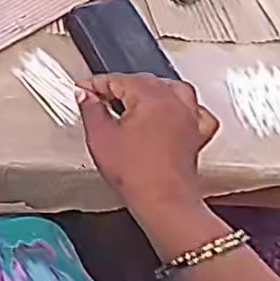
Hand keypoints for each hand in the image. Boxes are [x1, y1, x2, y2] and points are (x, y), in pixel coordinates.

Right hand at [76, 73, 218, 211]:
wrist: (162, 200)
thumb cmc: (137, 173)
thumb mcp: (100, 136)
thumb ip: (91, 110)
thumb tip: (85, 96)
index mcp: (152, 99)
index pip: (119, 79)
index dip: (96, 83)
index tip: (83, 88)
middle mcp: (175, 104)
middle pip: (145, 81)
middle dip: (119, 85)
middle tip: (97, 96)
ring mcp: (190, 119)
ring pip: (172, 89)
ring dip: (150, 89)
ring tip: (131, 98)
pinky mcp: (196, 135)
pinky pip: (195, 110)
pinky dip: (182, 106)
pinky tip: (170, 111)